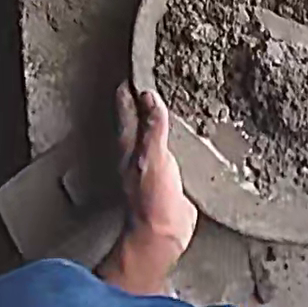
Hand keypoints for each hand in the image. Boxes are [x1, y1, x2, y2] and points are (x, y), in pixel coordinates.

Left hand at [98, 83, 196, 294]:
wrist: (162, 237)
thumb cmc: (152, 201)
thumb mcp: (153, 157)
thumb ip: (152, 127)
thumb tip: (149, 96)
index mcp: (129, 143)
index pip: (125, 106)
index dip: (129, 86)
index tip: (135, 69)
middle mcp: (136, 150)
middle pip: (135, 116)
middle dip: (141, 98)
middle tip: (149, 78)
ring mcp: (150, 164)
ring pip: (150, 132)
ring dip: (155, 117)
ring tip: (165, 100)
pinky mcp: (166, 177)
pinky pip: (167, 148)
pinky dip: (172, 137)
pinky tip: (181, 134)